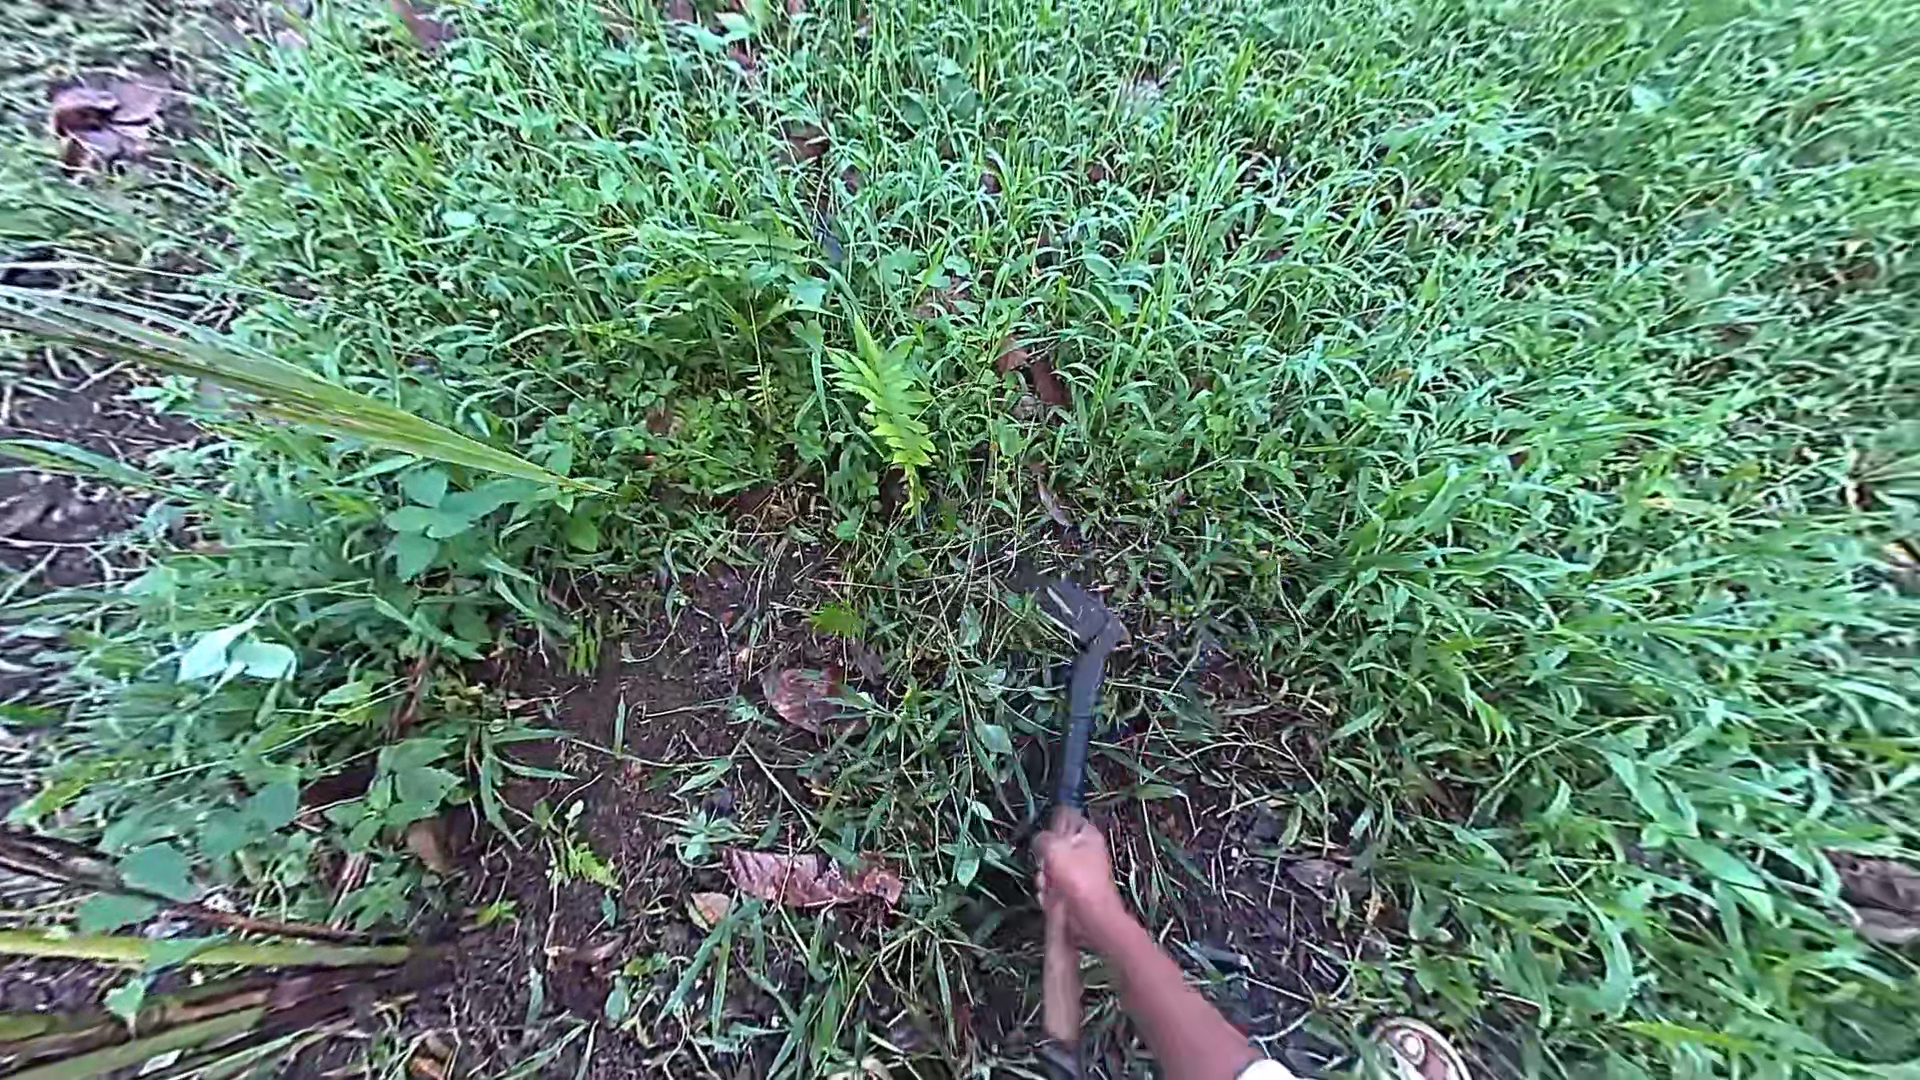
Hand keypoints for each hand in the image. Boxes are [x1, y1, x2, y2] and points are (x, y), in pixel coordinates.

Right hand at [1034, 811, 1128, 948]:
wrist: (1092, 919)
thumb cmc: (1079, 880)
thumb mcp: (1055, 848)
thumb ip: (1043, 838)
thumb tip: (1038, 840)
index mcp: (1088, 835)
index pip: (1068, 818)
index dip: (1054, 825)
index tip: (1045, 834)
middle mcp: (1086, 852)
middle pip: (1056, 846)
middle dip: (1045, 858)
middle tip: (1045, 865)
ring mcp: (1080, 874)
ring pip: (1052, 869)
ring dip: (1044, 878)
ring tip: (1047, 886)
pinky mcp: (1074, 893)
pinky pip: (1054, 887)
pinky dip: (1049, 894)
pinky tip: (1050, 898)